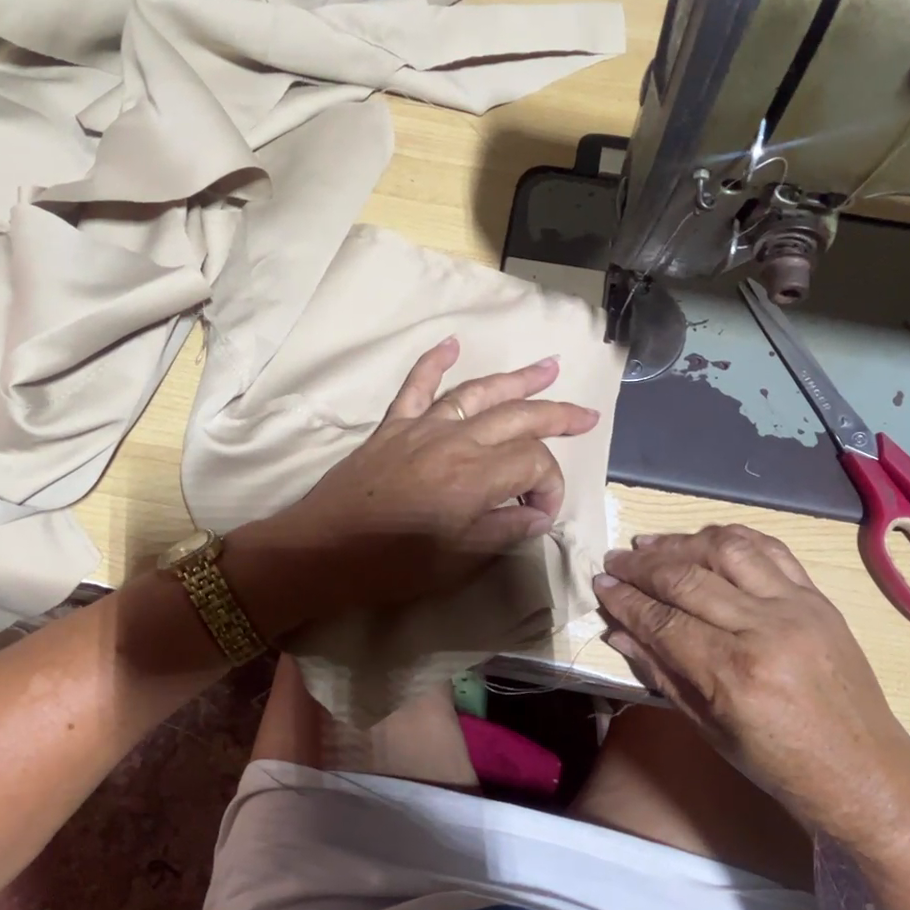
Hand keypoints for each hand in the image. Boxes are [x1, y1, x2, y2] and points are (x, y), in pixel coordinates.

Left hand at [255, 336, 599, 613]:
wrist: (323, 552)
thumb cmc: (393, 566)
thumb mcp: (460, 561)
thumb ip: (505, 530)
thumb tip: (538, 514)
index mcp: (475, 477)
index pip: (535, 463)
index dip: (550, 487)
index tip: (540, 513)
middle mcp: (455, 441)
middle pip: (518, 417)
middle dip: (558, 415)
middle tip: (587, 415)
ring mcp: (421, 429)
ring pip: (477, 393)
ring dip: (516, 380)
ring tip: (548, 367)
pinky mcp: (391, 428)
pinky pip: (415, 387)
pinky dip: (433, 363)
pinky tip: (451, 344)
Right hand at [590, 525, 909, 855]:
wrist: (865, 770)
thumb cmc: (779, 764)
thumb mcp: (708, 728)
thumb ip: (660, 672)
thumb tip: (615, 632)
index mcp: (735, 674)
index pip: (663, 620)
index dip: (624, 600)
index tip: (598, 585)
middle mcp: (766, 629)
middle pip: (688, 578)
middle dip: (642, 567)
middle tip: (612, 562)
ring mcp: (798, 607)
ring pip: (728, 549)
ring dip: (681, 541)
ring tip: (650, 545)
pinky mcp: (819, 598)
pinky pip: (770, 549)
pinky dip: (730, 538)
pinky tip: (703, 541)